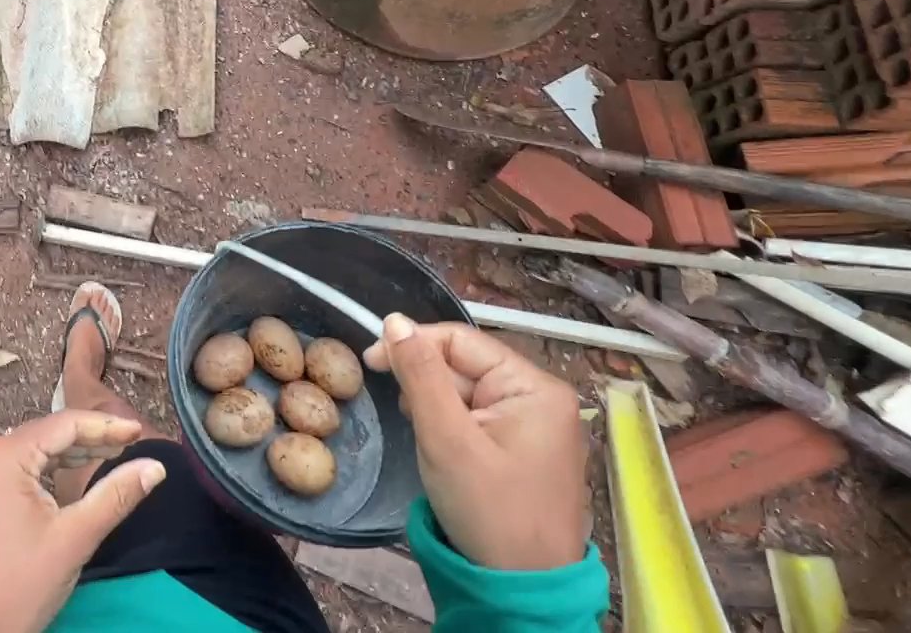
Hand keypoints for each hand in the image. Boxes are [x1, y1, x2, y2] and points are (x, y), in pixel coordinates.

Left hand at [0, 411, 166, 632]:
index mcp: (5, 455)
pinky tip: (79, 469)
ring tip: (114, 453)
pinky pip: (24, 464)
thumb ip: (116, 496)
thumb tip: (156, 467)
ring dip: (74, 450)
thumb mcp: (75, 538)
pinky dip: (54, 465)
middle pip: (49, 432)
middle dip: (92, 435)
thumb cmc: (21, 583)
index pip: (63, 425)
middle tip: (132, 441)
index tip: (140, 430)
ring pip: (37, 447)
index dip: (105, 425)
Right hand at [364, 313, 588, 570]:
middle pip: (462, 363)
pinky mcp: (522, 446)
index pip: (459, 340)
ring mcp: (534, 424)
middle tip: (406, 415)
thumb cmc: (487, 510)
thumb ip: (419, 373)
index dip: (411, 344)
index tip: (370, 363)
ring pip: (463, 388)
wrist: (521, 591)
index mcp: (534, 387)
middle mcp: (541, 397)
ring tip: (427, 437)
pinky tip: (441, 447)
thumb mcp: (445, 437)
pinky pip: (474, 414)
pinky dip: (448, 423)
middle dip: (425, 382)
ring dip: (434, 404)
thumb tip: (394, 319)